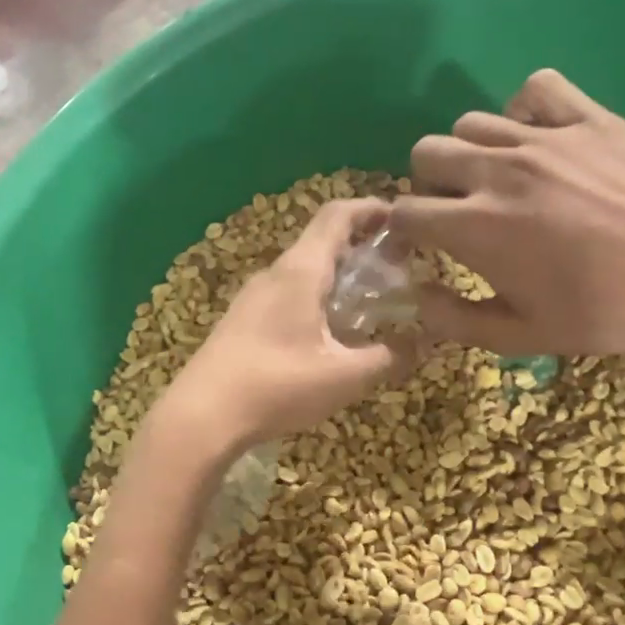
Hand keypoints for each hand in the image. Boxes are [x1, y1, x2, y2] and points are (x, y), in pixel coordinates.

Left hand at [155, 199, 407, 450]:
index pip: (337, 215)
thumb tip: (422, 344)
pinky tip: (329, 334)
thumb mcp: (343, 377)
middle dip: (362, 248)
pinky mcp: (241, 322)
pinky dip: (316, 299)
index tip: (405, 219)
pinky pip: (286, 296)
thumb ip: (388, 357)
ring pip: (303, 272)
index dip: (372, 209)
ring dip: (338, 277)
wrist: (201, 415)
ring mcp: (253, 298)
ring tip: (370, 304)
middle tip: (400, 269)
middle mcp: (274, 274)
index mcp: (300, 271)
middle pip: (321, 242)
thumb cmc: (276, 387)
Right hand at [394, 69, 624, 358]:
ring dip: (470, 153)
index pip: (404, 211)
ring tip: (499, 179)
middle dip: (428, 185)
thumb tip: (414, 299)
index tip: (422, 245)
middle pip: (426, 154)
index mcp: (477, 228)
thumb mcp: (522, 336)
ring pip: (471, 122)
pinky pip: (535, 89)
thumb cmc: (607, 314)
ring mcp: (546, 138)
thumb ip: (454, 319)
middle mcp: (499, 172)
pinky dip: (523, 111)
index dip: (404, 231)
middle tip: (457, 211)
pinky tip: (539, 140)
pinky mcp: (590, 117)